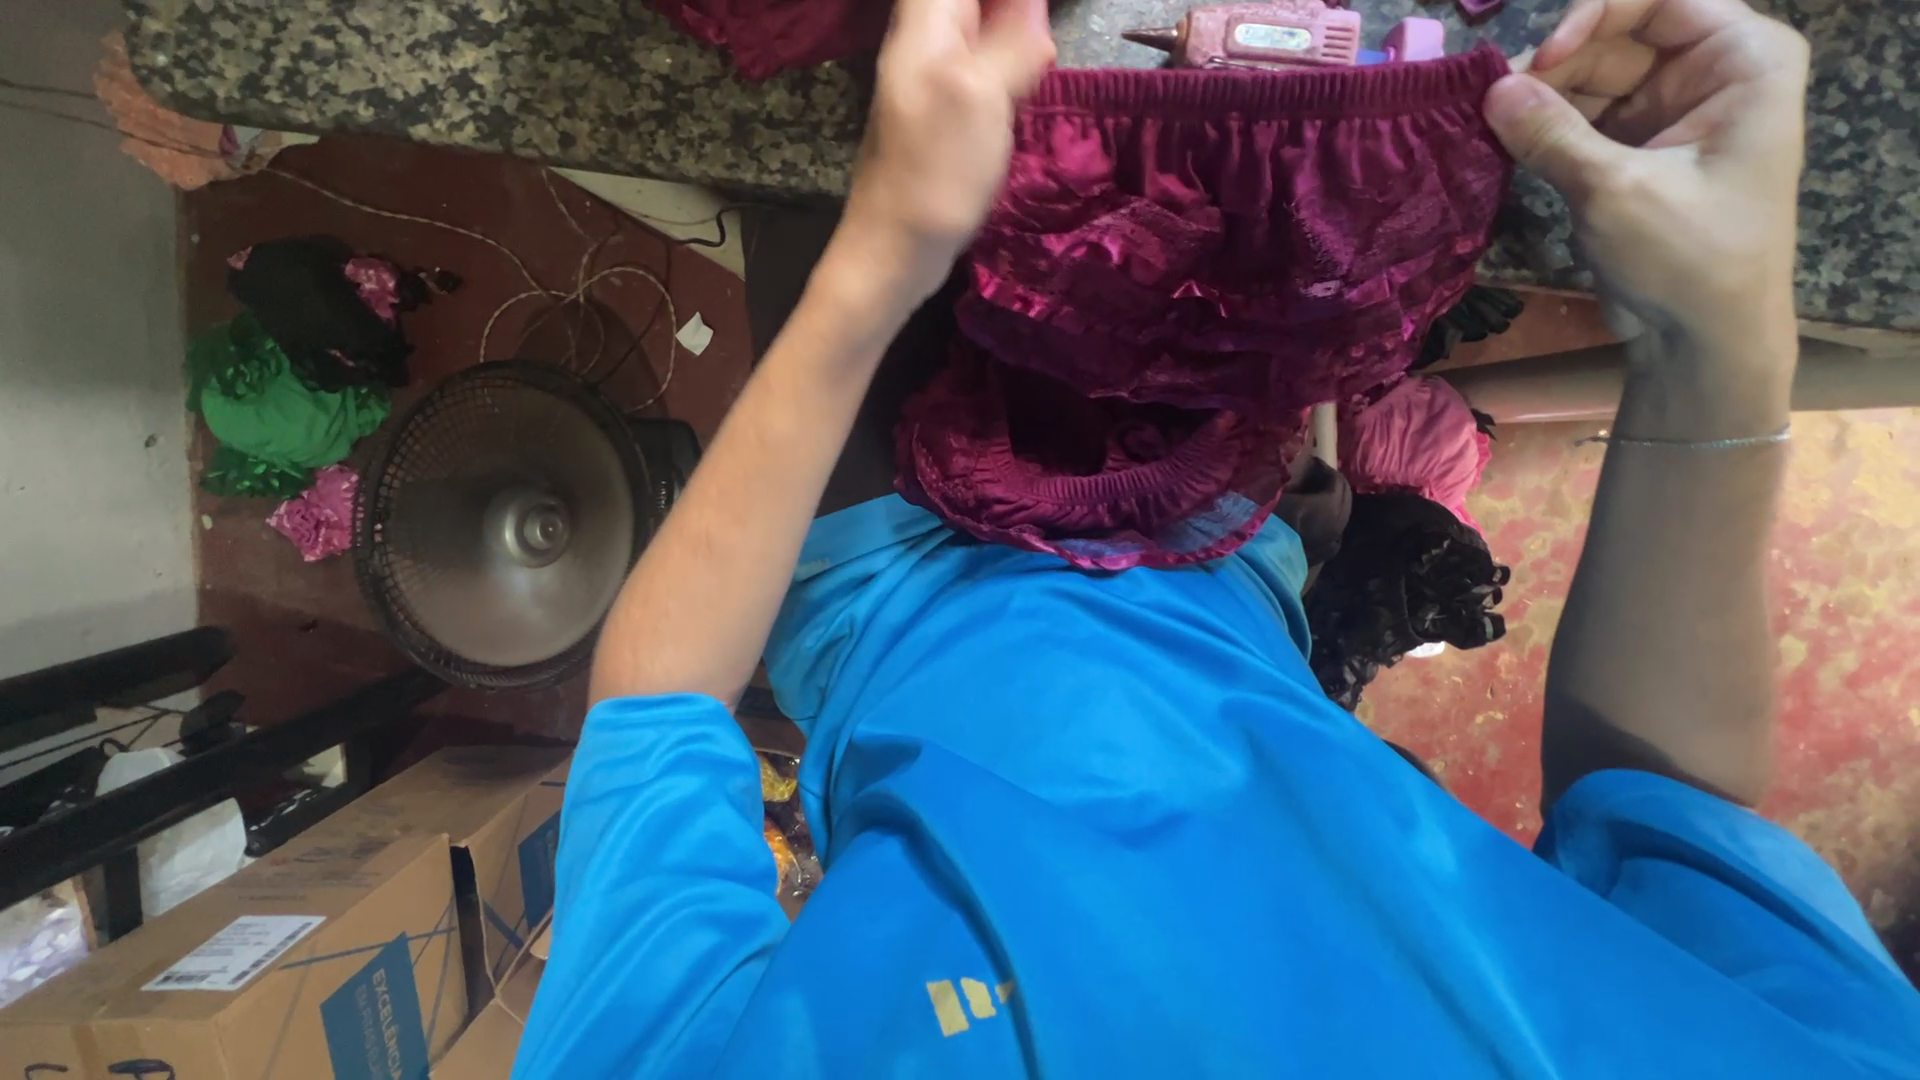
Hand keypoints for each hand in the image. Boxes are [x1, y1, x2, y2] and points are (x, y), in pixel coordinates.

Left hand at [827, 0, 1055, 308]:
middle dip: (1014, 13)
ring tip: (1040, 63)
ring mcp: (931, 86)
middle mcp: (924, 45)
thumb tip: (1034, 11)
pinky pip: (977, 76)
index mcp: (927, 24)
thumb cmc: (936, 176)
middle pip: (972, 3)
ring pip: (978, 35)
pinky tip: (1022, 96)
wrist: (894, 253)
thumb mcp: (980, 95)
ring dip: (1013, 41)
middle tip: (1040, 49)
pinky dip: (1004, 76)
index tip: (1039, 18)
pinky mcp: (940, 124)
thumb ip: (1010, 43)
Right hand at [1482, 0, 1808, 365]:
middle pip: (1616, 42)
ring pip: (1588, 86)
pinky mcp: (1625, 159)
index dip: (1595, 17)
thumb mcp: (1616, 189)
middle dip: (1554, 68)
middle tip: (1494, 105)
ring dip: (1538, 103)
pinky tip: (1503, 145)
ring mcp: (1661, 120)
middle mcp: (1703, 76)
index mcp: (1737, 60)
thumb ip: (1553, 136)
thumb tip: (1491, 91)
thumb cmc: (1686, 252)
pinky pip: (1576, 127)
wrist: (1699, 330)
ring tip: (1488, 127)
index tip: (1539, 62)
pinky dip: (1540, 134)